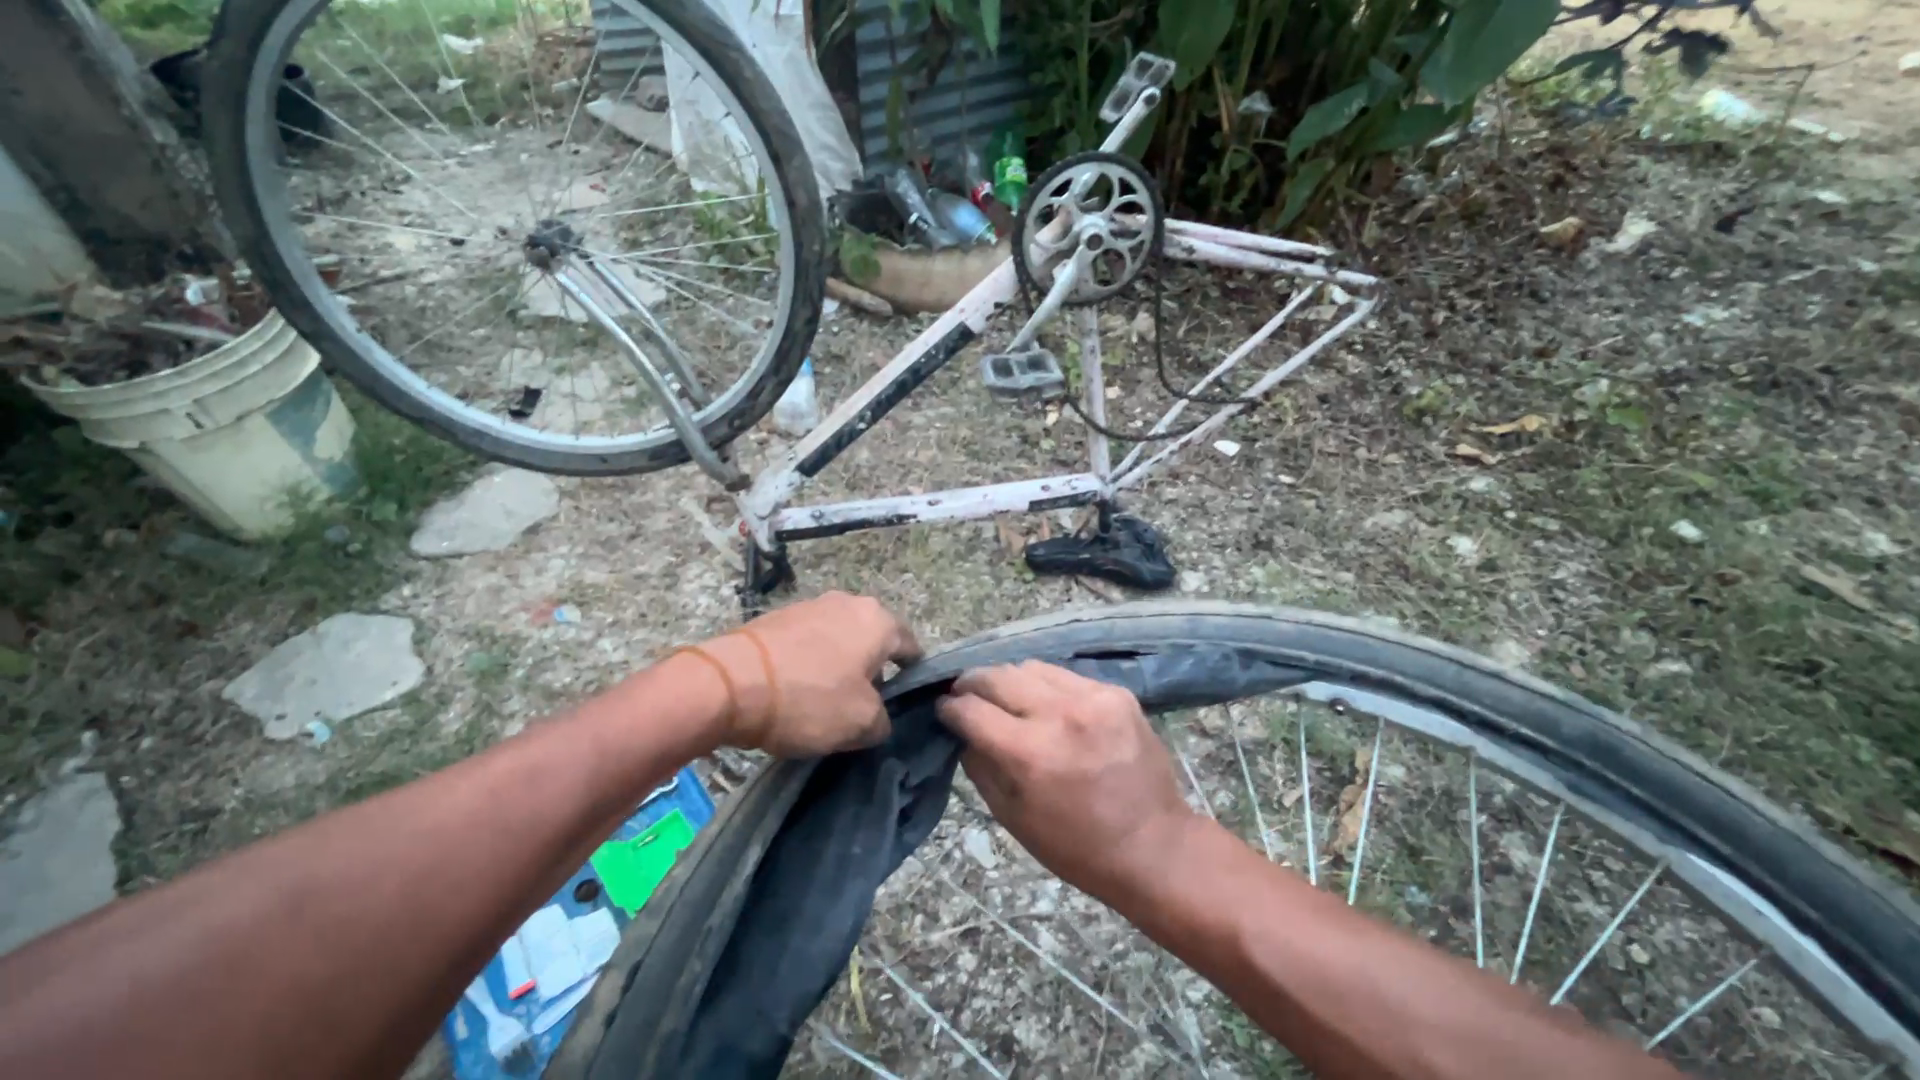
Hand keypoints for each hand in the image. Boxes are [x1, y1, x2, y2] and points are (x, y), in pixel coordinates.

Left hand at [695, 592, 921, 756]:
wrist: (728, 684)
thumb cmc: (808, 699)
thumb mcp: (861, 724)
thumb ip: (884, 720)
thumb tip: (878, 718)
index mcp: (878, 621)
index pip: (911, 648)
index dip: (912, 677)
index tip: (902, 704)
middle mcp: (847, 603)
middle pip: (872, 641)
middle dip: (872, 671)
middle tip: (862, 706)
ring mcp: (809, 605)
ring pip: (838, 640)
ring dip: (837, 666)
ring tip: (824, 700)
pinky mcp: (776, 617)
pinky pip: (806, 643)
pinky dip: (807, 663)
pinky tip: (795, 690)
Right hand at [936, 661, 1196, 899]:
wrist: (1154, 845)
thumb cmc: (1076, 846)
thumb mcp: (1012, 817)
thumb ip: (980, 766)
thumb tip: (962, 731)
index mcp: (1030, 753)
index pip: (971, 709)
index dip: (949, 708)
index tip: (944, 710)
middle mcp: (1060, 714)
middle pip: (997, 675)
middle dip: (972, 683)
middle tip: (965, 696)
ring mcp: (1093, 698)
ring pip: (1030, 667)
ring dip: (1009, 680)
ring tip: (1006, 699)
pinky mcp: (1117, 694)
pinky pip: (1065, 676)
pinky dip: (1046, 686)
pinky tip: (1047, 706)